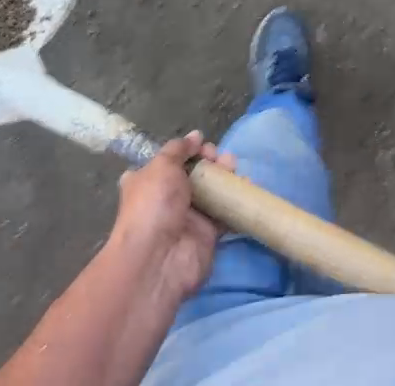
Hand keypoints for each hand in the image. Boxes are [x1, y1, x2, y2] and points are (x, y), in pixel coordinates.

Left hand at [107, 131, 235, 301]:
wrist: (159, 258)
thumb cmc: (154, 205)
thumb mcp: (161, 166)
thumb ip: (179, 149)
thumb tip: (195, 136)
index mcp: (148, 181)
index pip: (170, 160)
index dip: (187, 150)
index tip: (201, 145)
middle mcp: (167, 198)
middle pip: (194, 173)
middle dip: (209, 161)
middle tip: (218, 157)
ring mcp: (188, 217)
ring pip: (211, 191)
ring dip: (224, 176)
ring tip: (233, 167)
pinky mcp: (208, 234)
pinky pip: (225, 213)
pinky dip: (236, 200)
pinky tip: (246, 186)